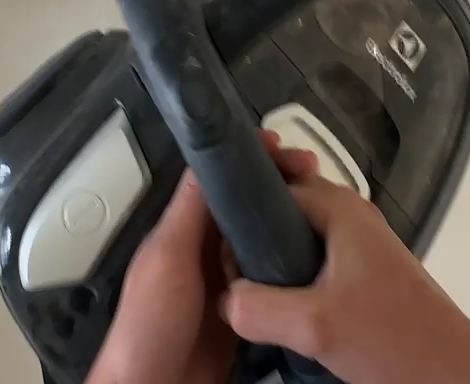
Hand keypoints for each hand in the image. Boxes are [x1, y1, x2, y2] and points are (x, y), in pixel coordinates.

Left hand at [88, 134, 320, 383]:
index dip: (252, 157)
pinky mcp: (244, 304)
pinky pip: (272, 272)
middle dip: (279, 182)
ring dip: (288, 216)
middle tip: (313, 173)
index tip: (282, 146)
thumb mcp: (167, 256)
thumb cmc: (148, 323)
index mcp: (186, 225)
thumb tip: (208, 158)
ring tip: (321, 206)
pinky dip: (291, 257)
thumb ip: (189, 210)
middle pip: (247, 200)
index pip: (222, 176)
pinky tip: (313, 252)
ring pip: (263, 233)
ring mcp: (227, 274)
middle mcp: (207, 244)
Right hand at [220, 178, 469, 383]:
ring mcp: (359, 241)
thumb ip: (261, 307)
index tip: (217, 240)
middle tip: (227, 265)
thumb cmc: (390, 336)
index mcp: (338, 207)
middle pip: (286, 206)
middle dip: (255, 230)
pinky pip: (315, 257)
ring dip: (274, 254)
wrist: (452, 371)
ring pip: (300, 234)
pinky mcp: (364, 270)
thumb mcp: (316, 325)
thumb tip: (227, 296)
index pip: (275, 184)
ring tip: (246, 286)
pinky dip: (293, 271)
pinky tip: (277, 302)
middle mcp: (348, 213)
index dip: (243, 208)